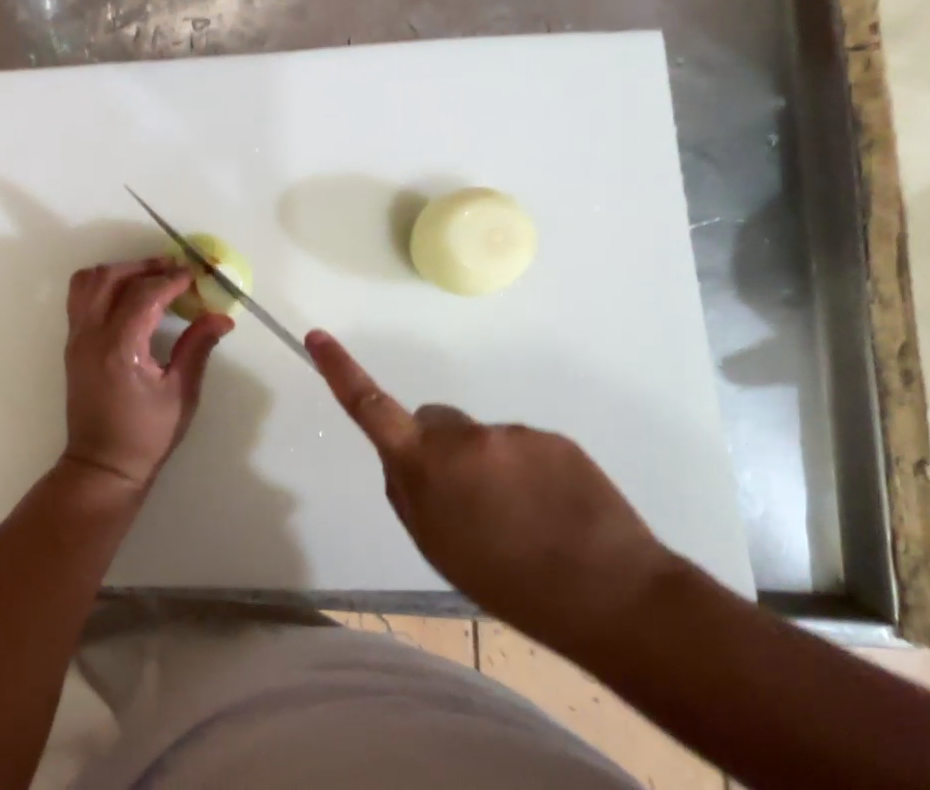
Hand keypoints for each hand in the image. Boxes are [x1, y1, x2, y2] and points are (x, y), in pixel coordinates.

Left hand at [62, 258, 234, 487]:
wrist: (102, 464)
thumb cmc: (146, 435)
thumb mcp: (181, 393)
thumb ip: (197, 348)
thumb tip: (221, 316)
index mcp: (119, 348)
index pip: (143, 294)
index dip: (170, 280)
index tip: (194, 276)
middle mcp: (90, 335)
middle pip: (109, 278)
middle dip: (143, 267)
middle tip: (174, 269)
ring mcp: (75, 338)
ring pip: (88, 283)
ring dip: (119, 271)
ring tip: (149, 276)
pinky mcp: (71, 345)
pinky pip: (80, 299)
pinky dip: (102, 286)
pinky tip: (128, 296)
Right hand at [304, 328, 684, 641]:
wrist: (611, 594)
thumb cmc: (505, 581)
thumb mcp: (433, 544)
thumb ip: (407, 492)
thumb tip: (403, 459)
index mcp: (423, 464)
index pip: (369, 407)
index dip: (340, 370)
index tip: (318, 336)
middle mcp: (463, 436)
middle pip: (432, 424)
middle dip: (438, 449)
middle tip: (464, 501)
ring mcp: (513, 434)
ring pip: (481, 441)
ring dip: (488, 468)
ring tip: (519, 519)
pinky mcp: (556, 440)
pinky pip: (523, 449)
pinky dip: (527, 474)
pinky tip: (549, 513)